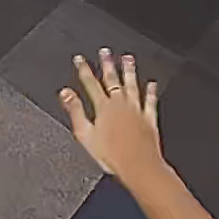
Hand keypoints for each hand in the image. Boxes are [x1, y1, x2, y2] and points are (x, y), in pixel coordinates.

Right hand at [60, 48, 165, 183]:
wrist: (139, 167)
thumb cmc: (111, 155)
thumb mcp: (85, 134)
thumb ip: (75, 111)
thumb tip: (65, 93)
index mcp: (103, 108)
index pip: (91, 83)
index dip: (84, 69)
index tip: (80, 59)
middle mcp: (120, 105)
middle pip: (112, 80)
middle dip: (107, 64)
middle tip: (105, 52)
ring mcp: (136, 111)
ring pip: (131, 85)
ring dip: (129, 71)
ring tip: (127, 58)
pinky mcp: (149, 120)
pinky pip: (150, 101)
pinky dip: (151, 92)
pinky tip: (152, 84)